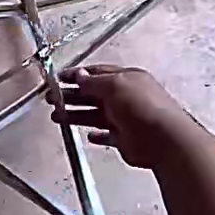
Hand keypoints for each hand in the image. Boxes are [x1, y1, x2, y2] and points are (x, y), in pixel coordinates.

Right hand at [48, 65, 212, 168]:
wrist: (163, 139)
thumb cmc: (144, 107)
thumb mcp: (115, 85)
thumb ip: (94, 82)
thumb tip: (80, 75)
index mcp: (127, 79)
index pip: (97, 74)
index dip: (77, 75)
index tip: (59, 79)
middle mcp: (126, 97)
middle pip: (93, 95)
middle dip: (71, 96)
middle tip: (51, 98)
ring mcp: (126, 119)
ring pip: (95, 115)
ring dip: (76, 115)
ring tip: (56, 116)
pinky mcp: (125, 140)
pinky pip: (108, 136)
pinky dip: (97, 136)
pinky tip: (88, 136)